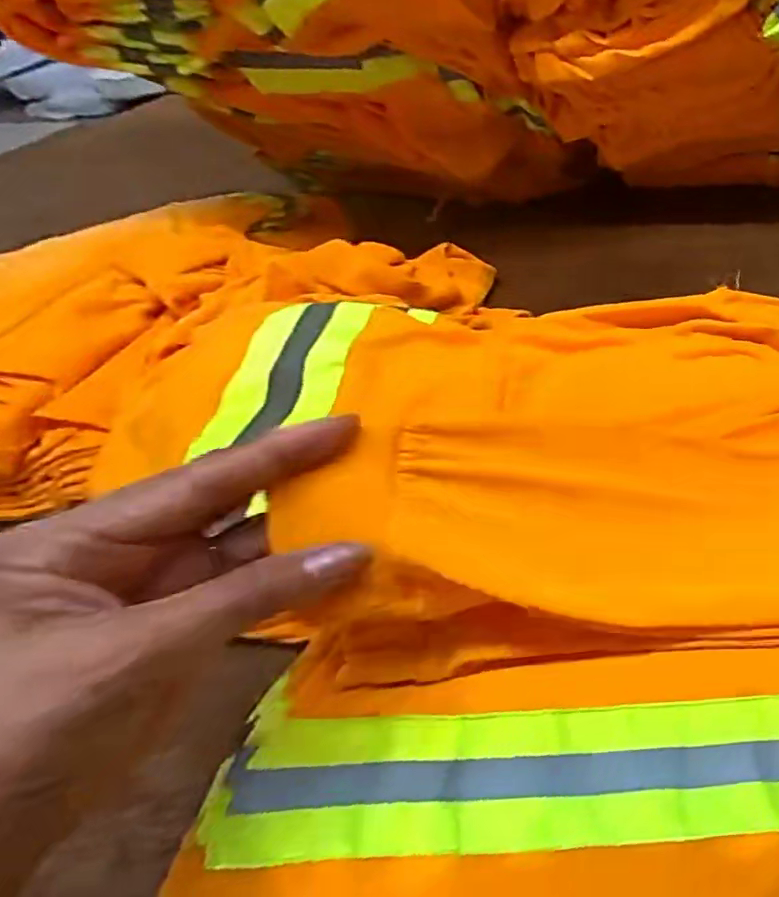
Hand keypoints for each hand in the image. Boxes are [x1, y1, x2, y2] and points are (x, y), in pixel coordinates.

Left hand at [0, 417, 368, 891]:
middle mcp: (119, 564)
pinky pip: (252, 601)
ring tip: (380, 514)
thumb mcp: (135, 649)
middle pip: (229, 514)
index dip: (277, 452)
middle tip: (375, 463)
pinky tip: (350, 573)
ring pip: (247, 559)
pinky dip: (301, 588)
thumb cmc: (21, 717)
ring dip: (311, 543)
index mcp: (78, 545)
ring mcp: (150, 607)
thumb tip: (358, 550)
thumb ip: (253, 594)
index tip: (348, 424)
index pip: (199, 484)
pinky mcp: (176, 644)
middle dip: (302, 490)